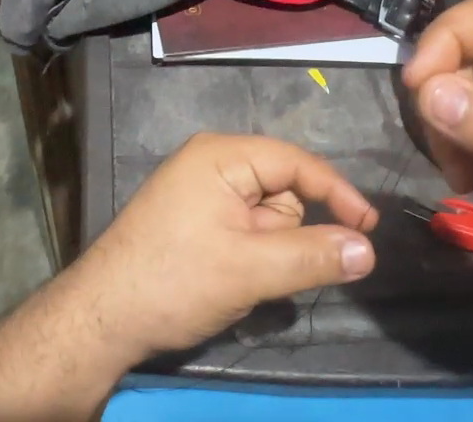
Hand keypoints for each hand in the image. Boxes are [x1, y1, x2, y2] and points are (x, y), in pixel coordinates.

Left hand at [61, 133, 379, 362]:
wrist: (102, 317)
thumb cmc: (174, 280)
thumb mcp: (250, 270)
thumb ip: (312, 256)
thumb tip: (368, 250)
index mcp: (221, 155)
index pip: (295, 162)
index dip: (336, 192)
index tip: (370, 229)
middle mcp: (211, 162)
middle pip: (282, 190)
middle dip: (287, 233)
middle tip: (261, 268)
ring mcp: (200, 190)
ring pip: (265, 216)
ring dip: (267, 251)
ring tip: (235, 278)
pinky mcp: (193, 218)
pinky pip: (243, 230)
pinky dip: (249, 256)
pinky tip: (225, 280)